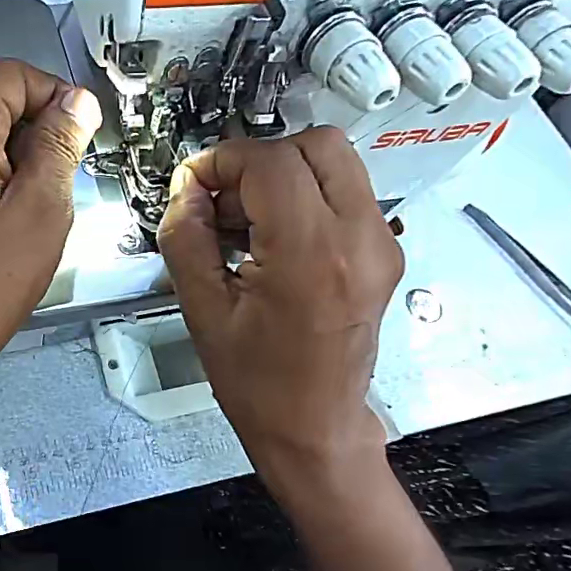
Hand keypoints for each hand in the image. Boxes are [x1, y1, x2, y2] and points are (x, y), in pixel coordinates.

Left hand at [0, 59, 99, 404]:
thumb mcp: (43, 208)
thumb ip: (61, 145)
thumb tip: (77, 103)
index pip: (13, 74)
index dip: (58, 97)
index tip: (83, 136)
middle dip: (38, 132)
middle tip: (61, 185)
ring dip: (19, 158)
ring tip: (34, 210)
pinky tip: (9, 219)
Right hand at [157, 128, 402, 485]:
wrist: (315, 426)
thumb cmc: (265, 389)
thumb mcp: (205, 312)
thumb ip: (186, 237)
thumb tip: (187, 191)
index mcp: (313, 257)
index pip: (270, 162)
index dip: (223, 162)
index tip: (198, 183)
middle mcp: (361, 242)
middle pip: (315, 144)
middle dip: (260, 161)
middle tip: (225, 200)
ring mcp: (381, 247)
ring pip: (335, 162)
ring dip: (285, 177)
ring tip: (247, 224)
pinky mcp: (384, 254)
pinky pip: (346, 194)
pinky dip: (306, 198)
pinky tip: (273, 238)